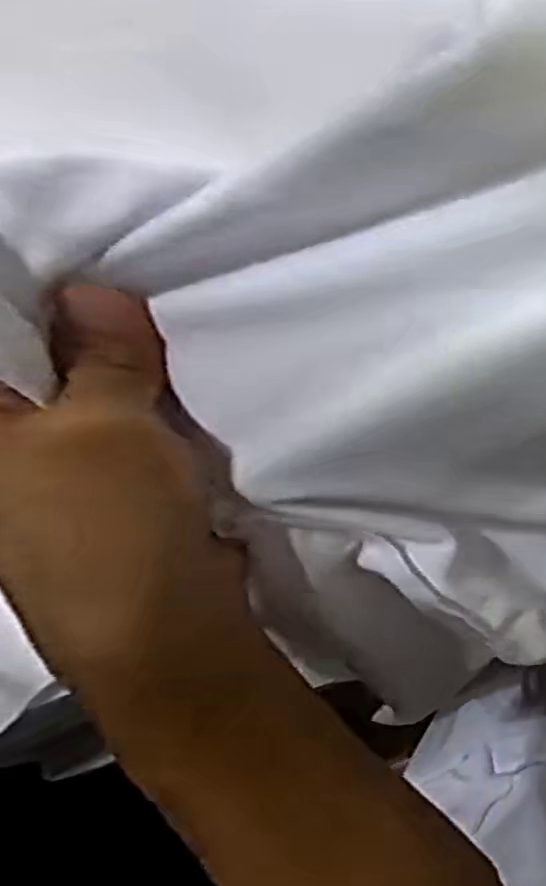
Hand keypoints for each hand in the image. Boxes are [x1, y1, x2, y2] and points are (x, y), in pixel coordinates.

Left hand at [0, 285, 251, 676]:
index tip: (79, 271)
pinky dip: (147, 410)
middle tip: (133, 294)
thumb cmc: (104, 519)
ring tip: (165, 339)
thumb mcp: (107, 429)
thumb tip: (94, 290)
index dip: (28, 304)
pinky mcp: (100, 489)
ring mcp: (43, 468)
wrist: (156, 614)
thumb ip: (103, 361)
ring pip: (77, 398)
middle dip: (78, 331)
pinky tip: (178, 396)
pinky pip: (117, 430)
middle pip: (28, 366)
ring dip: (121, 373)